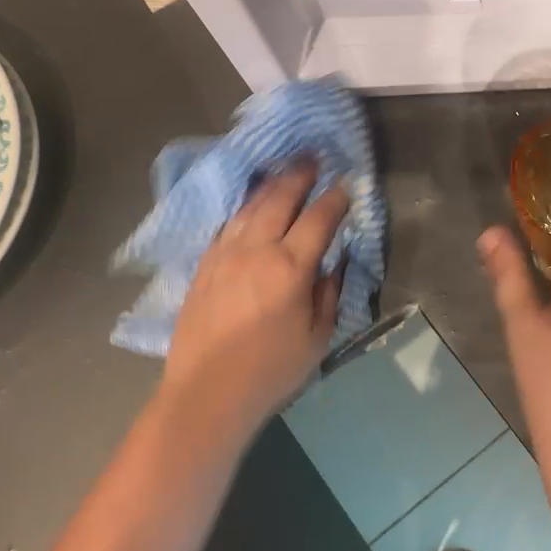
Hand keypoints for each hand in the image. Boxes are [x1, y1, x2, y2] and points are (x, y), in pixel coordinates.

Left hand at [158, 160, 347, 434]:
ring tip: (284, 170)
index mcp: (290, 268)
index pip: (319, 219)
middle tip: (314, 158)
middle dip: (300, 175)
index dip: (336, 199)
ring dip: (269, 184)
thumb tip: (332, 265)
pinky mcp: (203, 265)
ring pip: (249, 206)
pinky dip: (242, 207)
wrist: (207, 392)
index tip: (347, 185)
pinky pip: (226, 224)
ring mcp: (223, 254)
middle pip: (279, 199)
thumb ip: (328, 294)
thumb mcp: (317, 338)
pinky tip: (249, 204)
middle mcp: (255, 250)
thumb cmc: (271, 370)